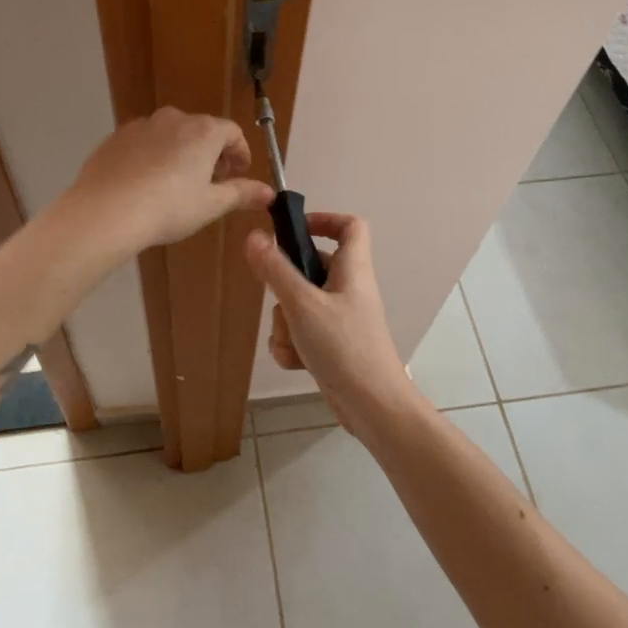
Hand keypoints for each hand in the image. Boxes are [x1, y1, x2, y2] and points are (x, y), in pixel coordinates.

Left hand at [59, 107, 273, 254]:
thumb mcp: (211, 205)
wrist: (106, 211)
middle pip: (202, 130)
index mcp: (203, 131)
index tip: (238, 173)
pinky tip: (146, 183)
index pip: (232, 132)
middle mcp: (174, 119)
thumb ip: (242, 193)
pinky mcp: (116, 137)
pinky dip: (153, 156)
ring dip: (181, 152)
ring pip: (171, 134)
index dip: (240, 153)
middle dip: (211, 153)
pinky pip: (144, 142)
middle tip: (210, 183)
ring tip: (176, 185)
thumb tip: (270, 192)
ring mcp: (142, 125)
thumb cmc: (168, 208)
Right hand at [245, 213, 418, 435]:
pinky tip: (296, 362)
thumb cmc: (344, 347)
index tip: (294, 230)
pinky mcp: (333, 345)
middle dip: (286, 287)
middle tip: (280, 301)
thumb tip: (254, 236)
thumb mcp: (302, 305)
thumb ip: (275, 270)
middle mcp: (349, 289)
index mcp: (353, 270)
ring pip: (301, 305)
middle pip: (312, 269)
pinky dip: (294, 345)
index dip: (324, 219)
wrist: (373, 407)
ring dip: (286, 324)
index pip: (350, 226)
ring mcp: (342, 319)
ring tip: (292, 341)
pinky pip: (303, 333)